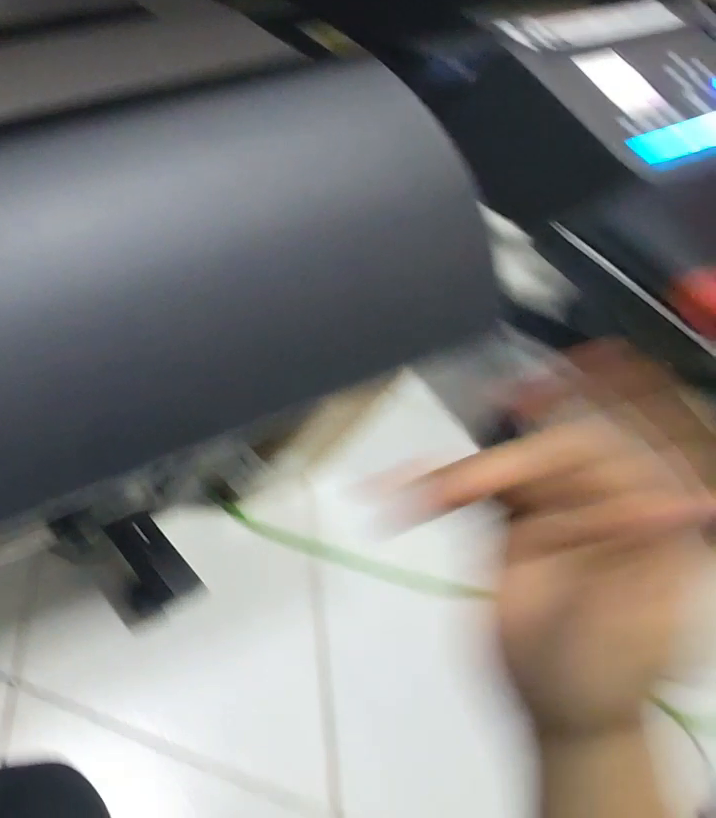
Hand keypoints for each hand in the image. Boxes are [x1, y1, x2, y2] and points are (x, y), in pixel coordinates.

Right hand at [413, 412, 715, 741]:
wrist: (557, 710)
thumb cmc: (596, 679)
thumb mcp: (623, 625)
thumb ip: (641, 560)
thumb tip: (670, 498)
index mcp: (651, 532)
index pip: (634, 455)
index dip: (623, 402)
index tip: (589, 362)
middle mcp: (604, 515)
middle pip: (551, 457)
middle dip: (496, 464)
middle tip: (454, 489)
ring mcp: (553, 519)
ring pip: (500, 466)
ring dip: (451, 477)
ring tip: (415, 503)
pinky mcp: (508, 526)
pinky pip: (466, 490)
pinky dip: (427, 487)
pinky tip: (402, 494)